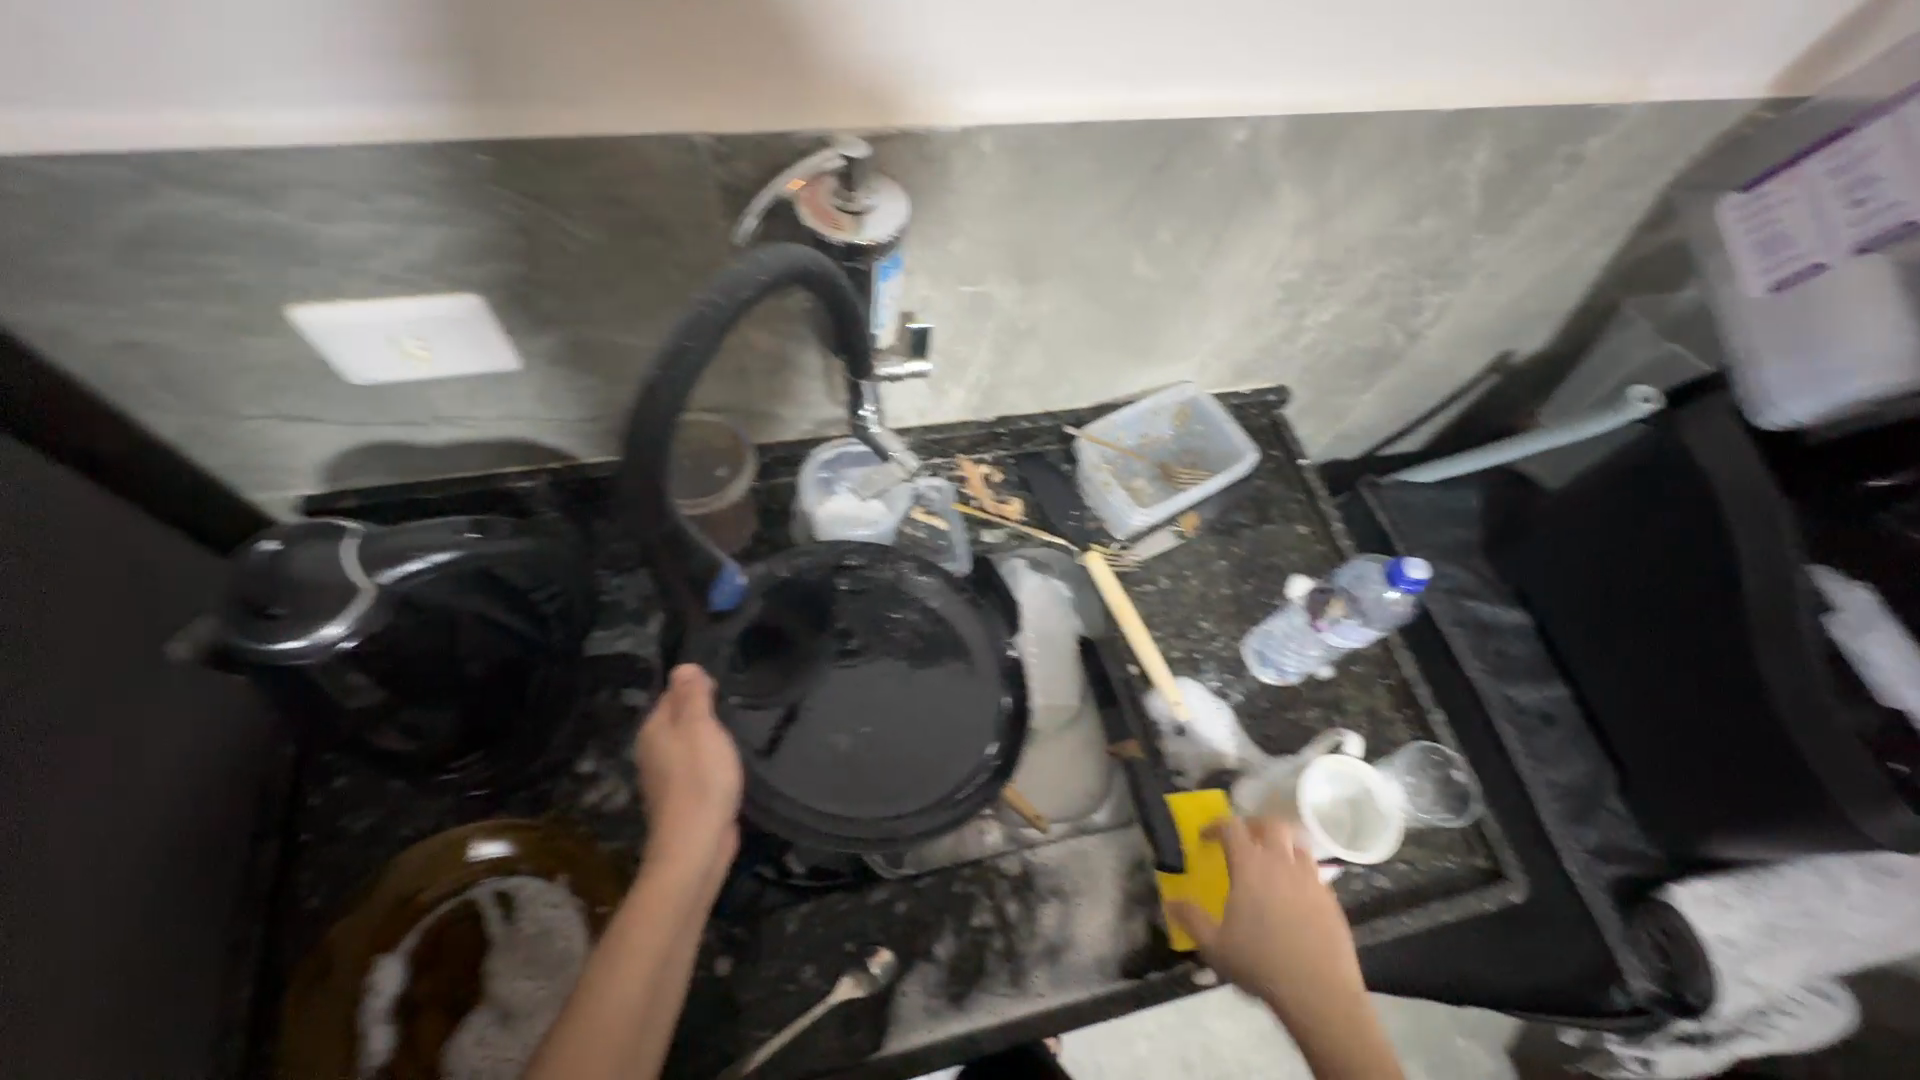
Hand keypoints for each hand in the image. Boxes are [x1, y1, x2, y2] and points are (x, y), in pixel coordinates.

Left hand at [632, 665, 743, 880]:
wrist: (695, 844)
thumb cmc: (700, 778)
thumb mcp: (701, 727)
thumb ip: (693, 696)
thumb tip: (683, 666)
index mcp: (653, 729)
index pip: (672, 693)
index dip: (698, 687)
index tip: (726, 688)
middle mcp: (652, 750)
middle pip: (679, 719)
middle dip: (703, 713)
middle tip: (736, 707)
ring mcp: (664, 777)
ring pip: (687, 745)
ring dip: (708, 740)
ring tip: (736, 734)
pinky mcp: (681, 798)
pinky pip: (695, 768)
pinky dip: (709, 763)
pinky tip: (727, 767)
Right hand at [1169, 817, 1365, 1023]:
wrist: (1318, 992)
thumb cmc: (1260, 963)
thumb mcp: (1214, 946)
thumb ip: (1191, 919)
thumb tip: (1171, 902)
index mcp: (1250, 867)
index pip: (1232, 827)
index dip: (1216, 826)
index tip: (1205, 837)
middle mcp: (1282, 864)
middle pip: (1271, 824)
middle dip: (1254, 825)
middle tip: (1242, 839)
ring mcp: (1310, 880)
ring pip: (1297, 845)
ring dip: (1281, 846)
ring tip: (1270, 863)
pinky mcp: (1330, 899)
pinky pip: (1314, 873)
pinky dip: (1300, 872)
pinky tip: (1293, 895)